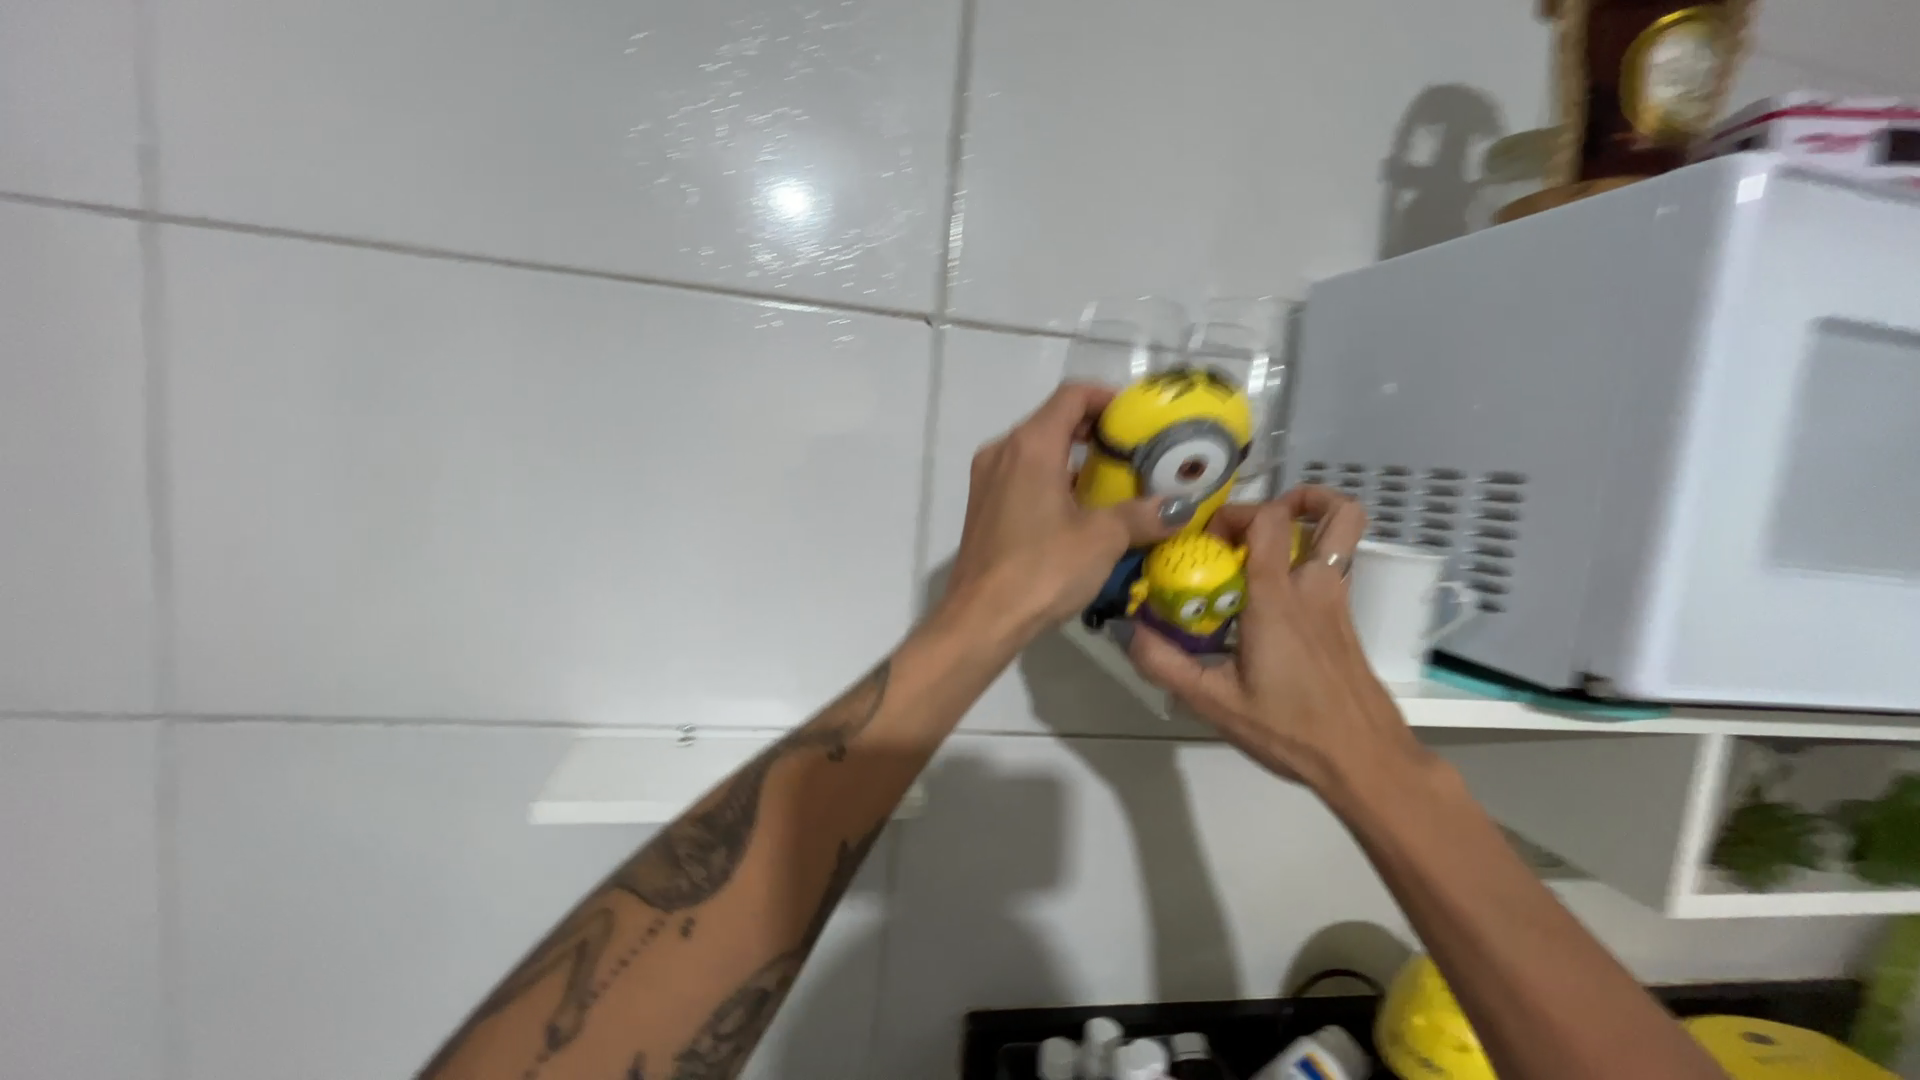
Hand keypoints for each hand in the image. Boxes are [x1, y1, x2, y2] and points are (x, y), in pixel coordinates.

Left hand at [941, 382, 1179, 639]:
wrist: (982, 618)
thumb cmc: (1043, 569)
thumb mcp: (1102, 539)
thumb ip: (1142, 515)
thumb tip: (1179, 508)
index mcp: (1031, 445)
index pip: (1072, 396)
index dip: (1108, 398)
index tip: (1138, 417)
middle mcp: (1003, 451)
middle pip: (1053, 419)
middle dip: (1095, 430)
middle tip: (1134, 450)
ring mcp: (987, 479)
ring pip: (1036, 450)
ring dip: (1074, 457)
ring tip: (1114, 481)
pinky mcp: (983, 506)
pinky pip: (1023, 475)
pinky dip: (1053, 479)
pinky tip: (1080, 509)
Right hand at [1127, 486, 1430, 793]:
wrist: (1365, 761)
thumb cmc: (1290, 730)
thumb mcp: (1214, 703)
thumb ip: (1165, 664)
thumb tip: (1128, 631)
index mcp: (1278, 599)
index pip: (1269, 521)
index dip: (1235, 514)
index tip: (1206, 540)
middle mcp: (1315, 588)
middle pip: (1335, 513)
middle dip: (1293, 500)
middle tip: (1247, 529)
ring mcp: (1338, 602)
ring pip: (1343, 535)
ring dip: (1312, 521)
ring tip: (1268, 541)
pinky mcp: (1346, 620)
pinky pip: (1333, 566)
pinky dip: (1307, 559)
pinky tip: (1271, 597)